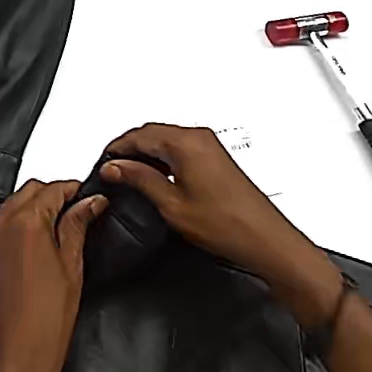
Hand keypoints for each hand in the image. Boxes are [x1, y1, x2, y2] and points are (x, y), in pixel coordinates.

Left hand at [0, 180, 104, 371]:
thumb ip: (78, 226)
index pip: (54, 188)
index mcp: (26, 222)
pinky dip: (22, 223)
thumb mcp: (72, 266)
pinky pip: (4, 223)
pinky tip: (41, 243)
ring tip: (63, 228)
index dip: (76, 191)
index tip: (91, 199)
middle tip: (80, 211)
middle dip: (56, 195)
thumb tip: (90, 204)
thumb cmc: (42, 323)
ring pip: (16, 204)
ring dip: (37, 207)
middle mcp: (3, 224)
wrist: (15, 360)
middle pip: (32, 190)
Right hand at [100, 124, 340, 322]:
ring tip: (130, 173)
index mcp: (186, 143)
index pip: (140, 134)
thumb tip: (117, 167)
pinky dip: (163, 155)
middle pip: (153, 131)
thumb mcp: (172, 205)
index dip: (118, 147)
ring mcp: (209, 144)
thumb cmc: (229, 225)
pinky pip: (180, 146)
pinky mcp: (215, 155)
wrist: (266, 240)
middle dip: (130, 147)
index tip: (105, 161)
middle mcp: (198, 137)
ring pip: (166, 138)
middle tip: (114, 166)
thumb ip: (140, 180)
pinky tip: (156, 175)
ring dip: (147, 151)